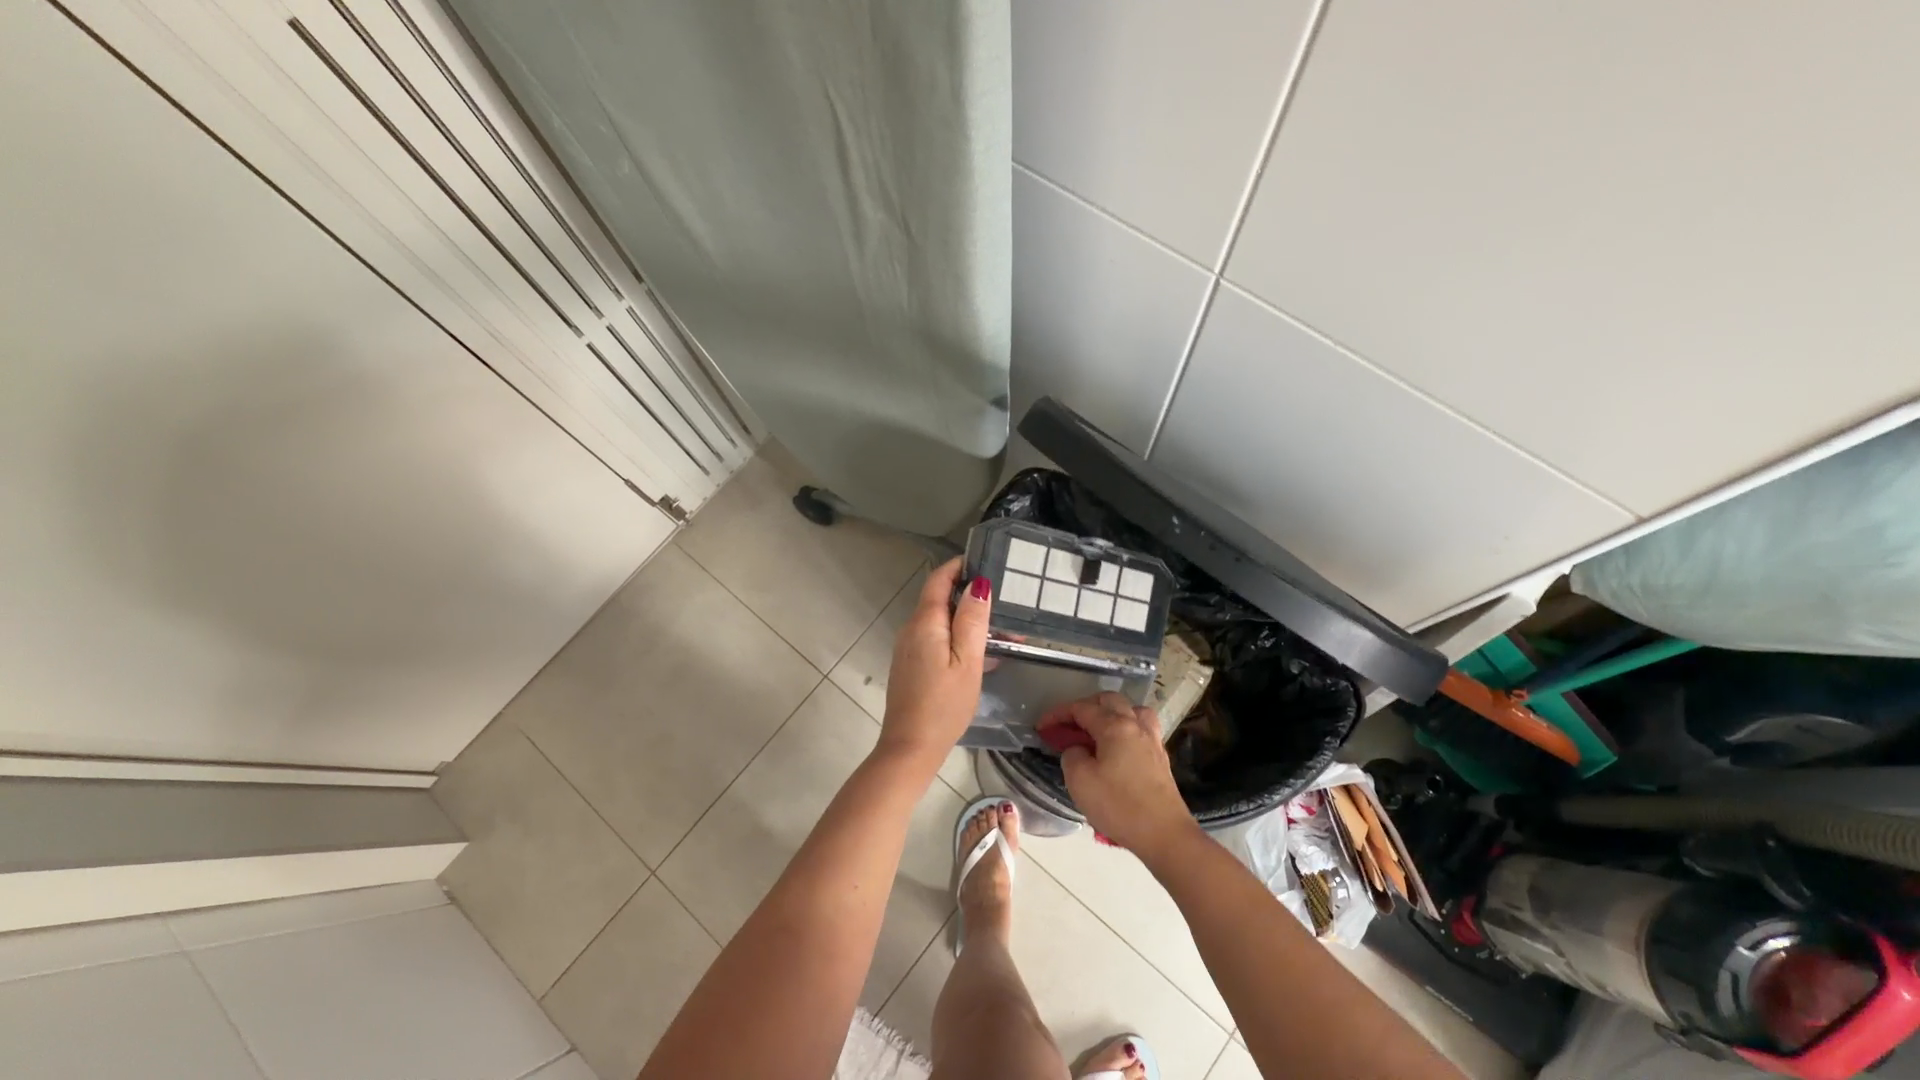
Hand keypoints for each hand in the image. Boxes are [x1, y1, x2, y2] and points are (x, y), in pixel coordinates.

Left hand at [880, 557, 990, 762]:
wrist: (910, 747)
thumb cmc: (944, 704)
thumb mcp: (967, 661)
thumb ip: (972, 620)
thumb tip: (978, 584)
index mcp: (925, 622)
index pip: (939, 579)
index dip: (959, 566)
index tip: (986, 562)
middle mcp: (911, 629)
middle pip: (939, 599)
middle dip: (969, 596)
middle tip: (1004, 602)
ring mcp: (908, 649)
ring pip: (939, 622)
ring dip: (966, 621)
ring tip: (1001, 632)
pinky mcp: (910, 666)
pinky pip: (935, 640)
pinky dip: (957, 639)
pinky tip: (981, 656)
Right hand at [1038, 693, 1195, 855]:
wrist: (1164, 833)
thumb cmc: (1118, 806)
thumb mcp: (1079, 781)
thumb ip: (1072, 755)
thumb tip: (1079, 749)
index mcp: (1115, 726)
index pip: (1082, 708)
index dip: (1058, 714)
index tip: (1042, 726)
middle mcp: (1136, 726)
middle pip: (1109, 701)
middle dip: (1085, 707)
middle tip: (1068, 726)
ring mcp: (1152, 740)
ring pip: (1131, 711)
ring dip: (1110, 714)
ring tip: (1096, 732)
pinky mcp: (1160, 757)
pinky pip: (1141, 729)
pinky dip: (1125, 729)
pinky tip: (1117, 748)